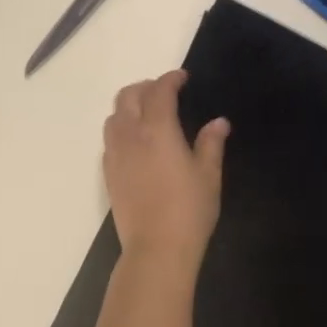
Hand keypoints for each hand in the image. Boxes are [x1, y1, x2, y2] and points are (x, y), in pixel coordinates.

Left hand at [102, 70, 229, 265]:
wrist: (156, 248)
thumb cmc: (189, 211)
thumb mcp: (209, 177)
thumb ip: (211, 144)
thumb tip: (218, 122)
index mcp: (158, 130)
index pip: (160, 91)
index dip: (171, 80)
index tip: (182, 78)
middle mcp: (130, 134)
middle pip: (129, 96)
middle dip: (146, 87)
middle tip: (164, 92)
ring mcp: (114, 153)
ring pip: (114, 115)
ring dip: (130, 105)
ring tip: (147, 114)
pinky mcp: (108, 173)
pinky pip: (110, 138)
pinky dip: (122, 128)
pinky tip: (136, 142)